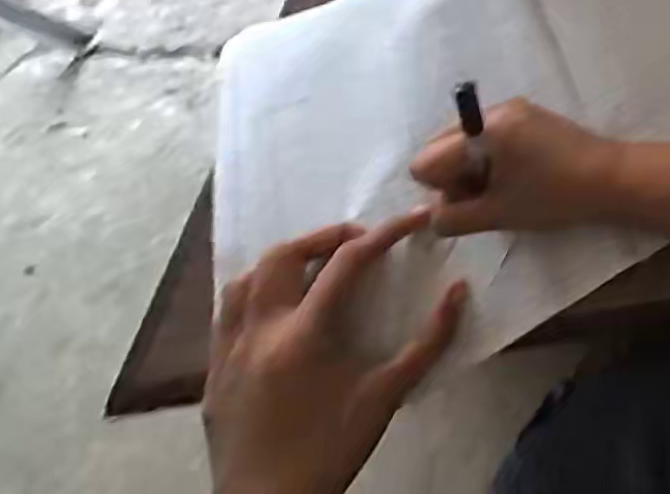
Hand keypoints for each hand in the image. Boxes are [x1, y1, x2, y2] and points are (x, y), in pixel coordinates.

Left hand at [204, 211, 465, 493]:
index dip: (387, 232)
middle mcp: (259, 333)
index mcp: (303, 336)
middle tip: (359, 241)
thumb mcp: (389, 395)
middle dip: (325, 236)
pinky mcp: (210, 374)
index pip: (347, 260)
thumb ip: (430, 341)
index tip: (416, 219)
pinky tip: (281, 308)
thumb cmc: (332, 449)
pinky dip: (256, 293)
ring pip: (245, 279)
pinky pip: (226, 314)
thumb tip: (460, 290)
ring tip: (316, 267)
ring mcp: (227, 352)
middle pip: (282, 255)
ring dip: (284, 262)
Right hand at [409, 97, 621, 235]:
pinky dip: (493, 157)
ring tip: (507, 188)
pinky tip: (520, 176)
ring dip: (474, 168)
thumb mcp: (497, 213)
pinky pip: (491, 134)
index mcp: (484, 129)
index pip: (426, 160)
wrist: (610, 177)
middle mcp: (496, 110)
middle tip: (488, 197)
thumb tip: (432, 215)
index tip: (473, 200)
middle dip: (454, 176)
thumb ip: (452, 217)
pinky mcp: (531, 115)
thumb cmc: (554, 196)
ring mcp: (515, 109)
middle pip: (443, 145)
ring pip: (467, 140)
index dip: (441, 188)